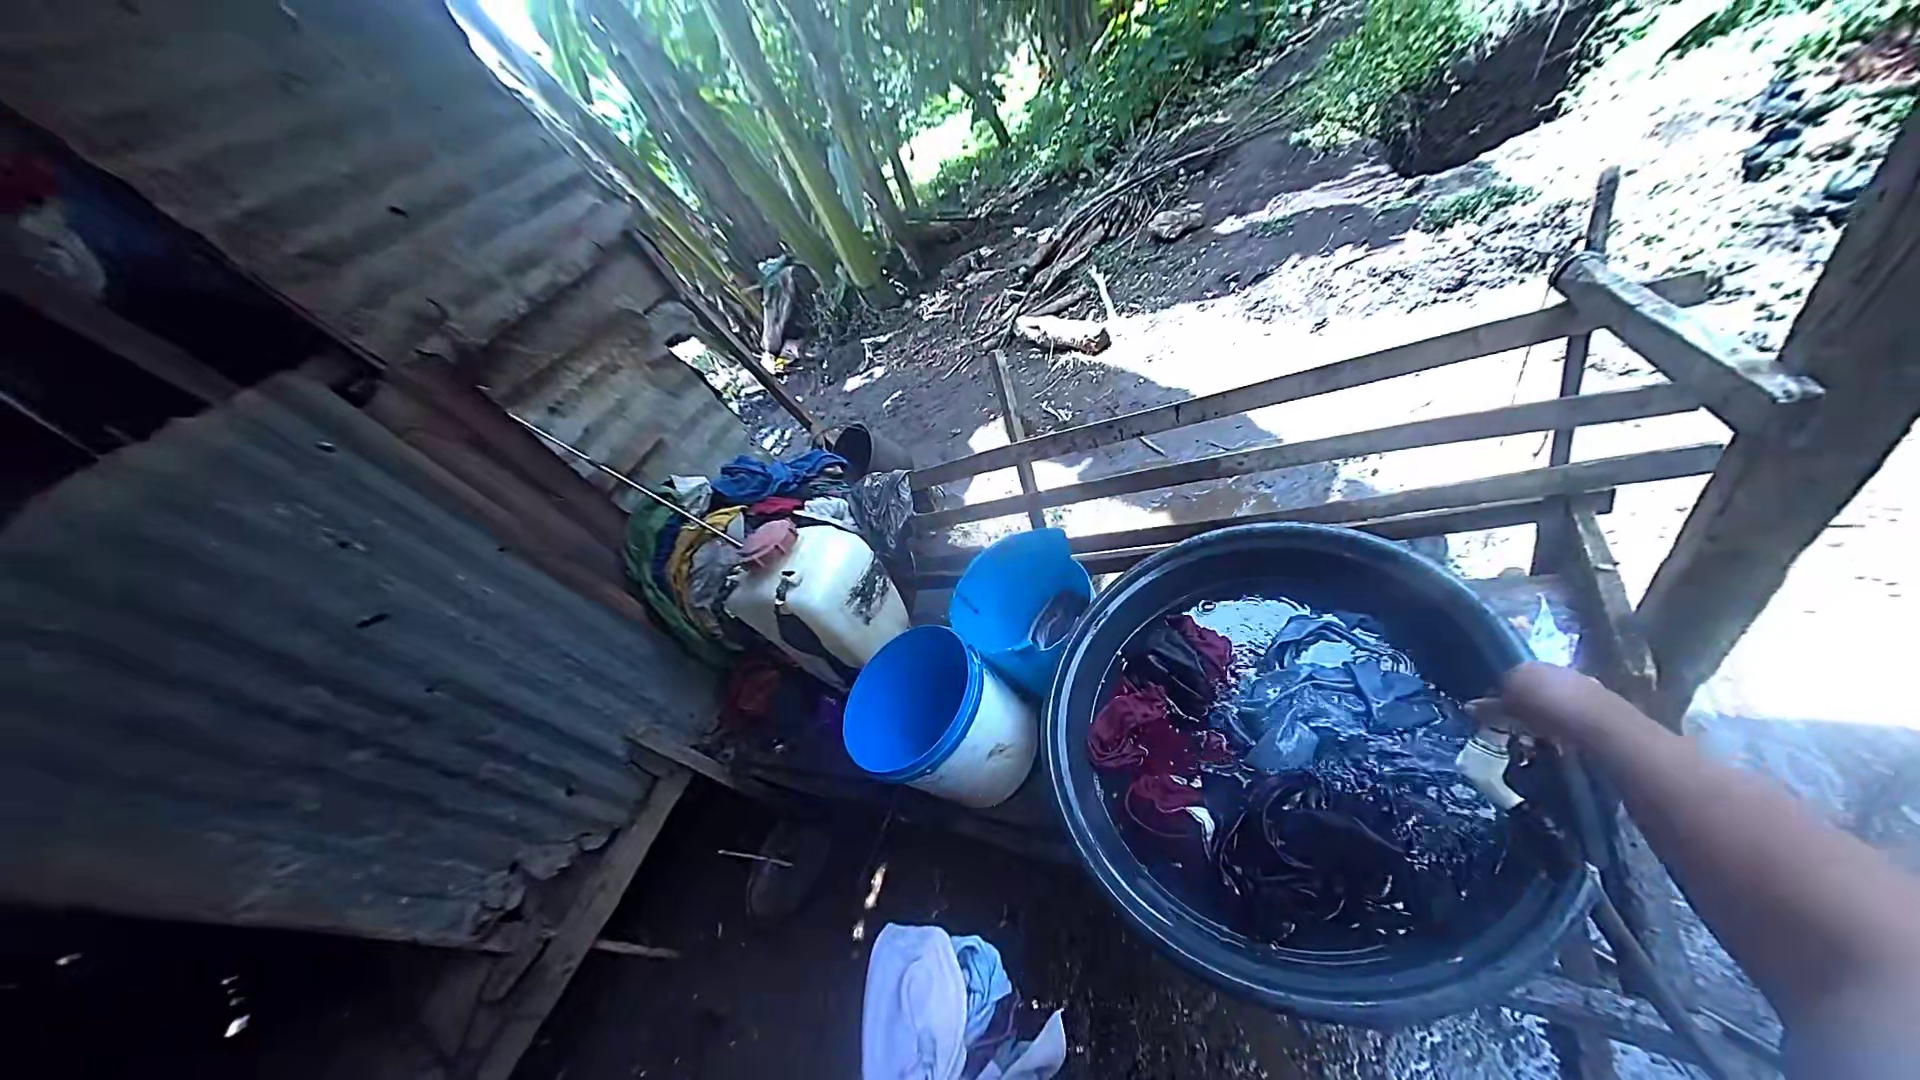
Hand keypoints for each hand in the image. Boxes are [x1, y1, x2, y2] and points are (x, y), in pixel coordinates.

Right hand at [1468, 661, 1631, 746]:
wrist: (1600, 722)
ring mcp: (1574, 677)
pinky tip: (1568, 730)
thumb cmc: (1545, 713)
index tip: (1500, 715)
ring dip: (1548, 708)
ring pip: (1553, 692)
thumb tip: (1468, 707)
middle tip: (1522, 723)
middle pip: (1530, 684)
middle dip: (1526, 701)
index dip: (1500, 697)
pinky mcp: (1598, 692)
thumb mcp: (1509, 713)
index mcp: (1521, 666)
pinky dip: (1568, 714)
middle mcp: (1547, 666)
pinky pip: (1573, 702)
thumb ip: (1489, 709)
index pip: (1504, 679)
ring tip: (1546, 730)